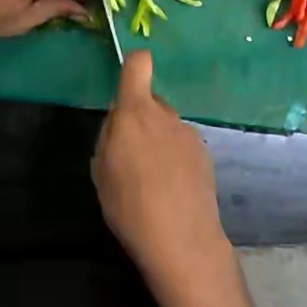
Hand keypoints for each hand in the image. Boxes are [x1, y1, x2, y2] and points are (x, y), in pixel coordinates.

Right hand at [93, 52, 231, 289]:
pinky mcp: (205, 154)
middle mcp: (165, 115)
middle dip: (139, 120)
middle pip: (150, 103)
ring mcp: (189, 134)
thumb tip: (120, 121)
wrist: (182, 241)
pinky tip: (170, 189)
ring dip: (157, 142)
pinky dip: (174, 158)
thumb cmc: (130, 206)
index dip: (133, 66)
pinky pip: (181, 145)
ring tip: (151, 181)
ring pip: (166, 126)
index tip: (127, 84)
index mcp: (135, 113)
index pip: (139, 65)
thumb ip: (110, 135)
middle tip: (129, 157)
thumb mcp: (101, 170)